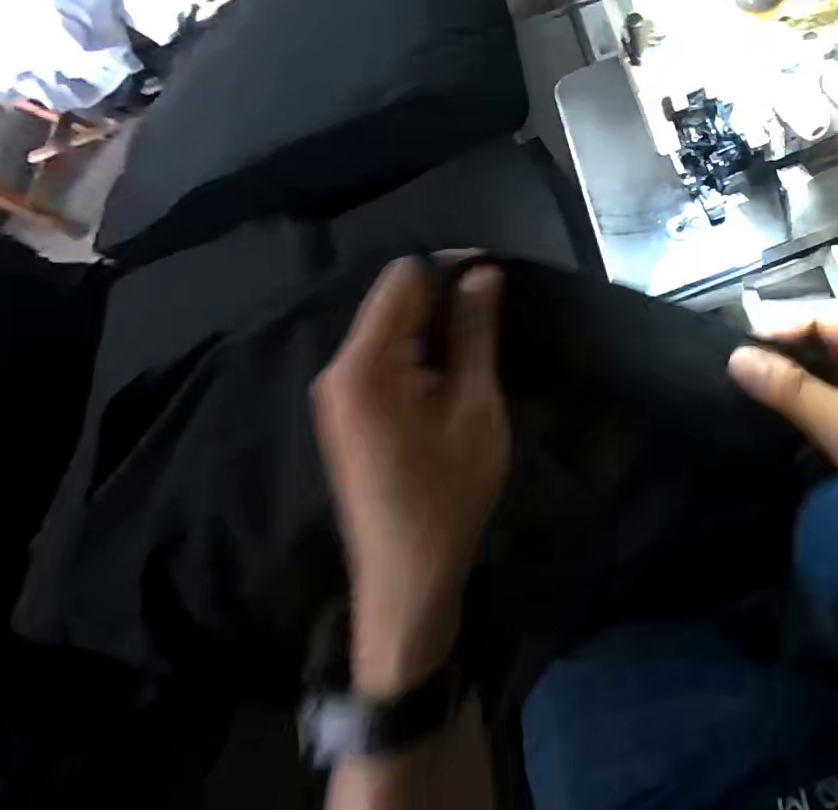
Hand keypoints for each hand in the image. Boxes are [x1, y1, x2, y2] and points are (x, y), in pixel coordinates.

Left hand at [313, 257, 507, 689]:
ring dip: (437, 324)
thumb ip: (475, 332)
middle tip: (498, 312)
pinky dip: (422, 350)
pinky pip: (385, 357)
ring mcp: (338, 391)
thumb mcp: (475, 403)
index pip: (404, 278)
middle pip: (394, 300)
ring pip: (392, 328)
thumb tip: (483, 272)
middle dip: (446, 295)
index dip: (451, 266)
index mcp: (366, 362)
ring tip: (482, 341)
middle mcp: (340, 367)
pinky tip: (454, 368)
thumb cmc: (450, 488)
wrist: (408, 571)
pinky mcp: (348, 410)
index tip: (497, 275)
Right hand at [728, 315, 837, 554]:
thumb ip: (787, 388)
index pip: (820, 320)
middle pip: (826, 339)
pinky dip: (822, 397)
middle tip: (736, 377)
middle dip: (786, 360)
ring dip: (802, 381)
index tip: (731, 356)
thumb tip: (735, 357)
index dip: (775, 337)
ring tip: (751, 392)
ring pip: (834, 364)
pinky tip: (789, 410)